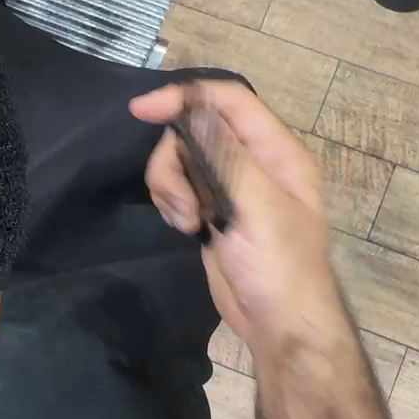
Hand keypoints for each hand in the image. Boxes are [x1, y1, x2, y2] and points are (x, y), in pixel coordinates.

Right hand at [130, 81, 346, 361]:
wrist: (277, 321)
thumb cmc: (279, 265)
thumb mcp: (257, 206)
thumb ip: (227, 155)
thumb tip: (193, 109)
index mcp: (275, 151)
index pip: (228, 101)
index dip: (184, 97)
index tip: (139, 110)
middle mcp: (252, 161)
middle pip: (192, 132)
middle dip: (173, 165)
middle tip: (181, 206)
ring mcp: (228, 187)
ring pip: (180, 162)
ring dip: (170, 190)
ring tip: (186, 224)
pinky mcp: (210, 209)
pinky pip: (178, 188)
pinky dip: (171, 203)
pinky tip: (185, 229)